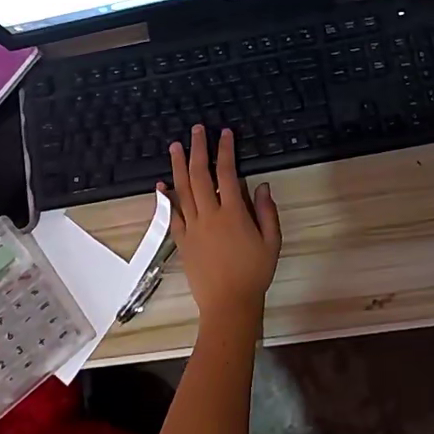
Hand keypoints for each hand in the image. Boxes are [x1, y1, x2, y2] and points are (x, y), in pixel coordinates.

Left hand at [159, 125, 281, 327]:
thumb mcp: (272, 242)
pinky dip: (166, 198)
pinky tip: (162, 185)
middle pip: (200, 175)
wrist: (228, 304)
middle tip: (196, 130)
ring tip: (175, 146)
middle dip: (198, 149)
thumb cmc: (255, 273)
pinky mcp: (182, 241)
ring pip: (182, 190)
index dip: (225, 150)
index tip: (225, 133)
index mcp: (233, 213)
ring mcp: (192, 228)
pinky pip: (172, 215)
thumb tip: (261, 185)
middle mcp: (209, 215)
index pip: (227, 173)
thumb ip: (266, 212)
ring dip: (178, 166)